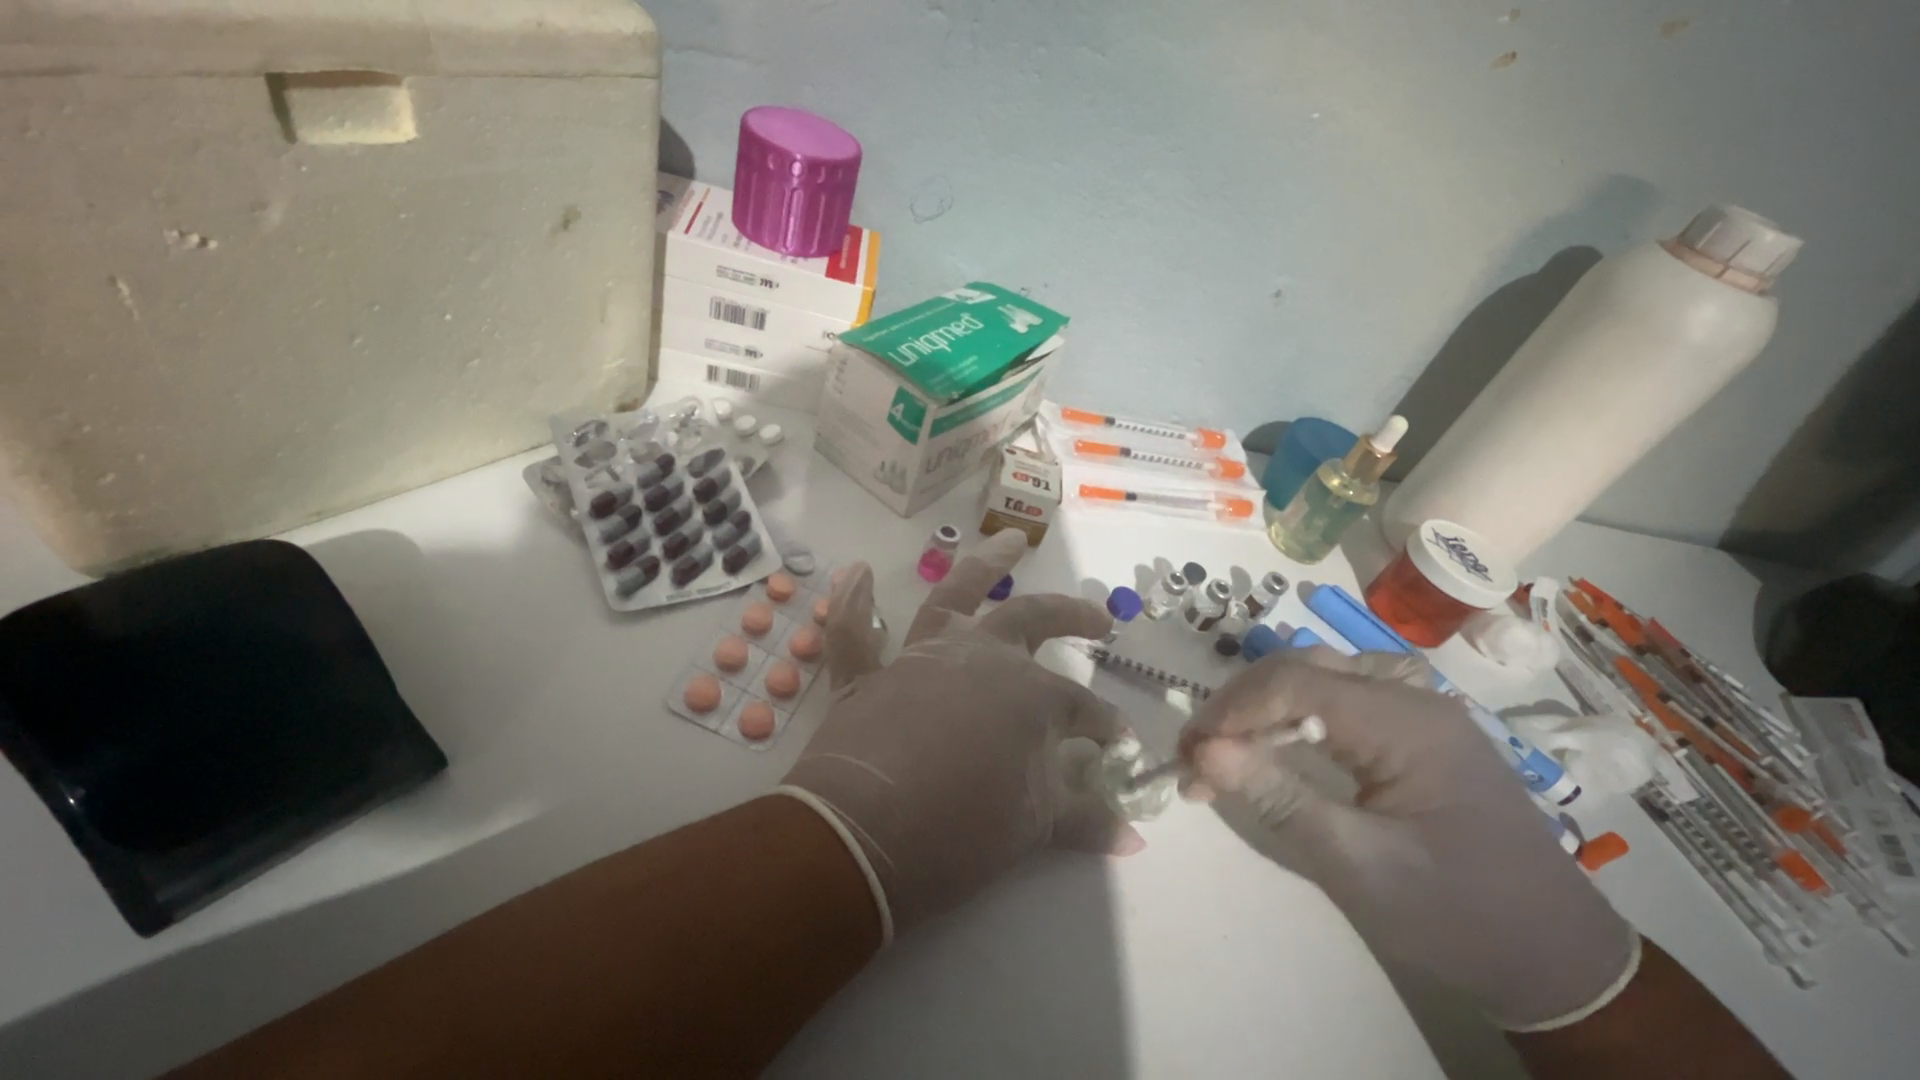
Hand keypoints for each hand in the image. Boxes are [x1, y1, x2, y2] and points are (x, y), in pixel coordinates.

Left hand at [778, 530, 1143, 939]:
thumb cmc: (961, 830)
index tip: (1117, 748)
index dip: (1103, 728)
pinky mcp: (867, 677)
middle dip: (1070, 615)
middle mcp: (979, 659)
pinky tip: (856, 572)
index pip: (1081, 708)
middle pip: (1032, 619)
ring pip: (953, 596)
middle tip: (1097, 619)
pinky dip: (852, 602)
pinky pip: (853, 633)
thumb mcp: (1034, 827)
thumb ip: (1085, 819)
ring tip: (1010, 541)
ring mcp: (920, 659)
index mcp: (1028, 693)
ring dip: (983, 566)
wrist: (864, 840)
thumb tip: (1133, 836)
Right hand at [1179, 647, 1637, 1029]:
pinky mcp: (1422, 731)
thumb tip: (1203, 748)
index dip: (1230, 711)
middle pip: (1304, 667)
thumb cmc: (1456, 915)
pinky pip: (1347, 694)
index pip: (1294, 682)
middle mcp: (1415, 697)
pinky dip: (1300, 711)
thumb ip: (1277, 798)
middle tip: (1199, 759)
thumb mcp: (1357, 865)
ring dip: (1266, 703)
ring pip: (1322, 673)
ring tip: (1231, 750)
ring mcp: (1423, 710)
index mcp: (1406, 722)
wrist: (1555, 956)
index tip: (1187, 756)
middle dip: (1240, 706)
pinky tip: (1283, 742)